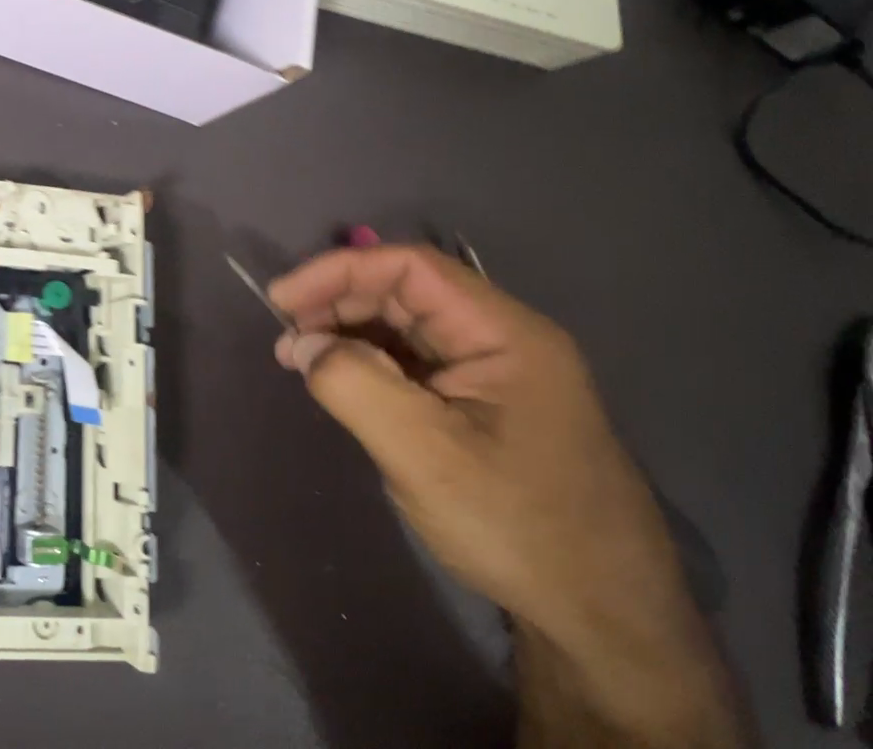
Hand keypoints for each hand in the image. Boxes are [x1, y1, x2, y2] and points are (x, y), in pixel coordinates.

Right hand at [268, 244, 748, 747]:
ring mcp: (497, 376)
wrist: (602, 613)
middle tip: (285, 339)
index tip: (281, 302)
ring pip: (408, 329)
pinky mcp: (485, 408)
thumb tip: (301, 343)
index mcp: (505, 335)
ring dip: (349, 334)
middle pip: (408, 292)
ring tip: (300, 360)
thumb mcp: (423, 454)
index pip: (411, 268)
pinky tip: (340, 384)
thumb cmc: (517, 525)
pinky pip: (417, 365)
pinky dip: (369, 364)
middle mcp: (504, 342)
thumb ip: (353, 385)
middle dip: (339, 303)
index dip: (340, 271)